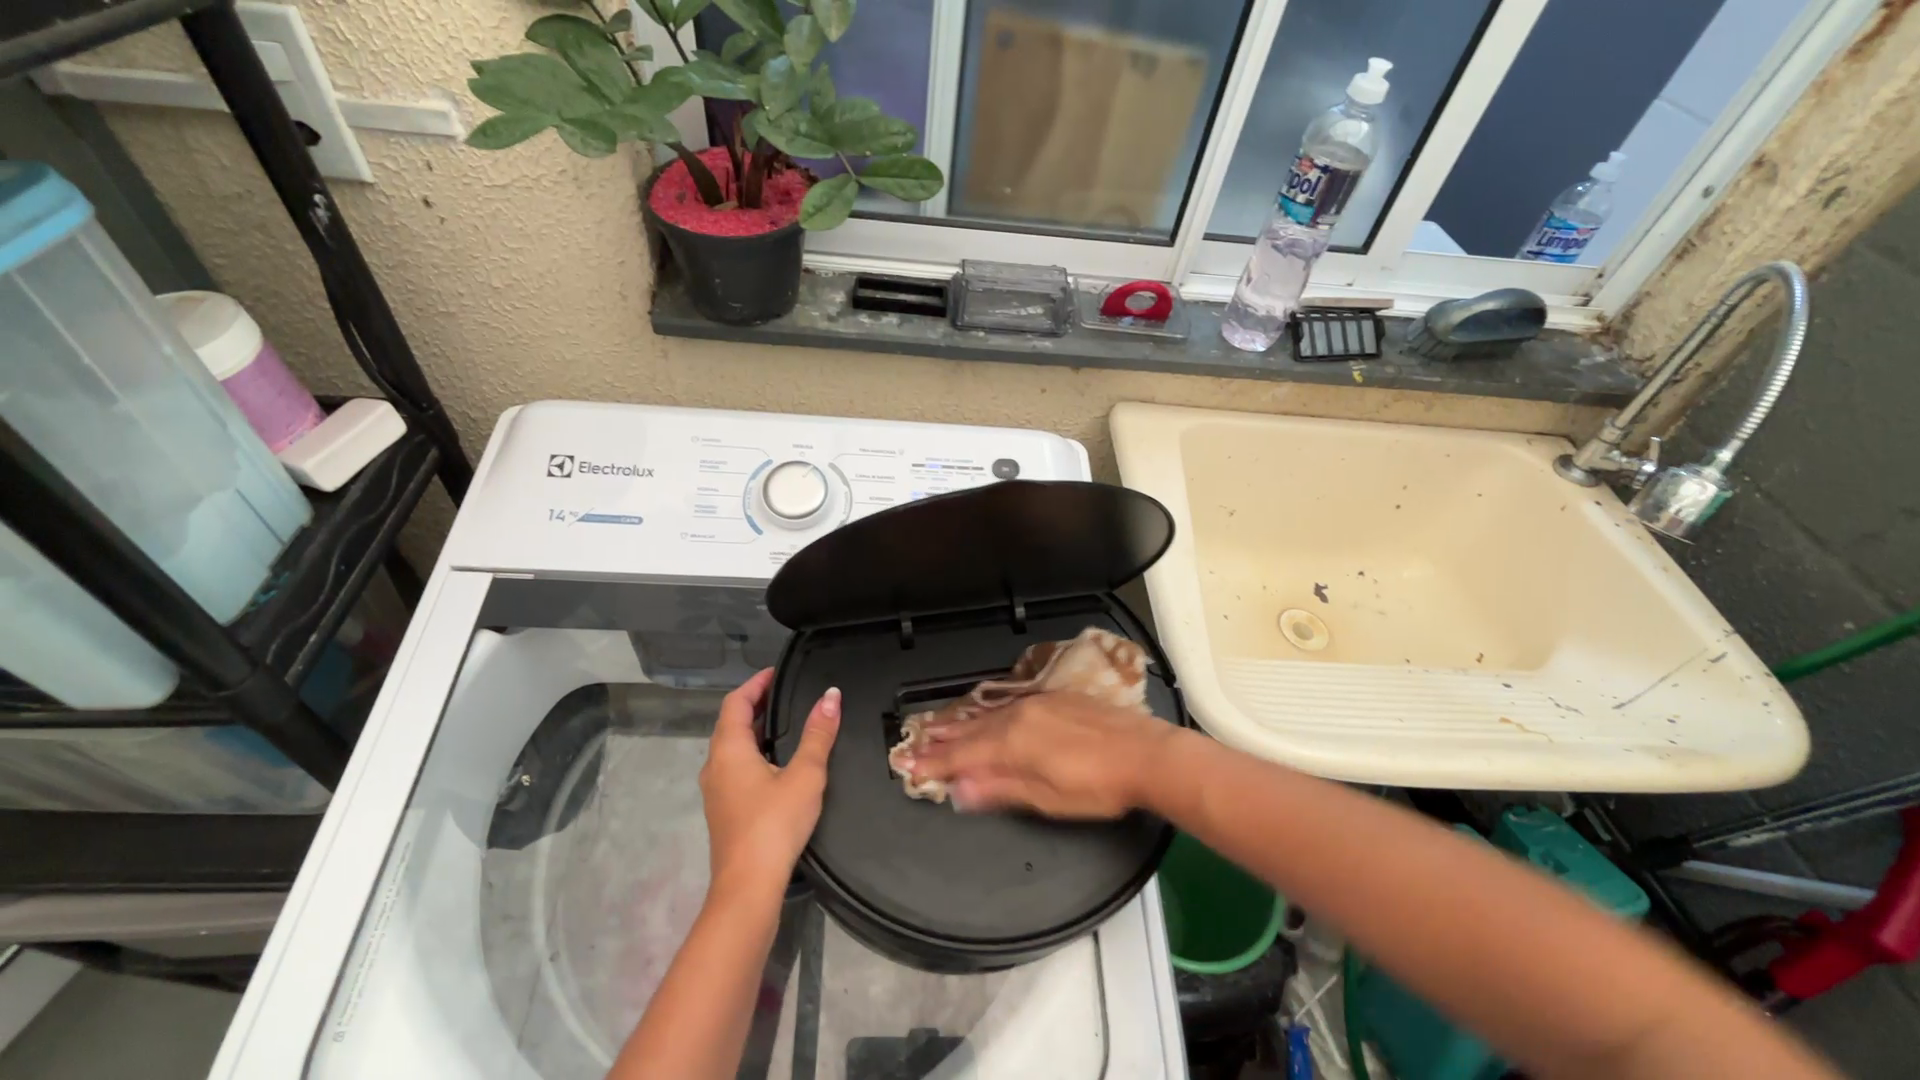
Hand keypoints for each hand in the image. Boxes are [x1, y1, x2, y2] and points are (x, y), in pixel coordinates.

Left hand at [699, 669, 840, 895]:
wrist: (748, 884)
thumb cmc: (775, 823)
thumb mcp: (805, 775)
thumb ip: (818, 735)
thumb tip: (831, 696)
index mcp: (729, 749)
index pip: (736, 702)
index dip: (755, 684)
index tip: (776, 673)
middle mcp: (715, 765)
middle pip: (730, 724)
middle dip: (755, 705)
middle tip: (785, 694)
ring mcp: (715, 791)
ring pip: (731, 749)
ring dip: (754, 731)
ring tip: (784, 725)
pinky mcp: (723, 811)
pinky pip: (734, 769)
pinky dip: (752, 754)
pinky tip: (776, 765)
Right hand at [910, 691, 1180, 818]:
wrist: (1147, 754)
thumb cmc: (1098, 786)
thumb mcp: (1046, 798)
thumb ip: (1001, 789)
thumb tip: (959, 789)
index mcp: (1012, 742)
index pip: (963, 754)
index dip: (935, 762)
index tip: (909, 765)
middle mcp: (1020, 716)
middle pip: (971, 730)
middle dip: (942, 739)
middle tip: (915, 741)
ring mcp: (1039, 704)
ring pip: (990, 714)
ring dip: (962, 723)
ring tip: (940, 724)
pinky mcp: (1057, 699)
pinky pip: (1009, 705)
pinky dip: (989, 713)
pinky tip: (987, 714)